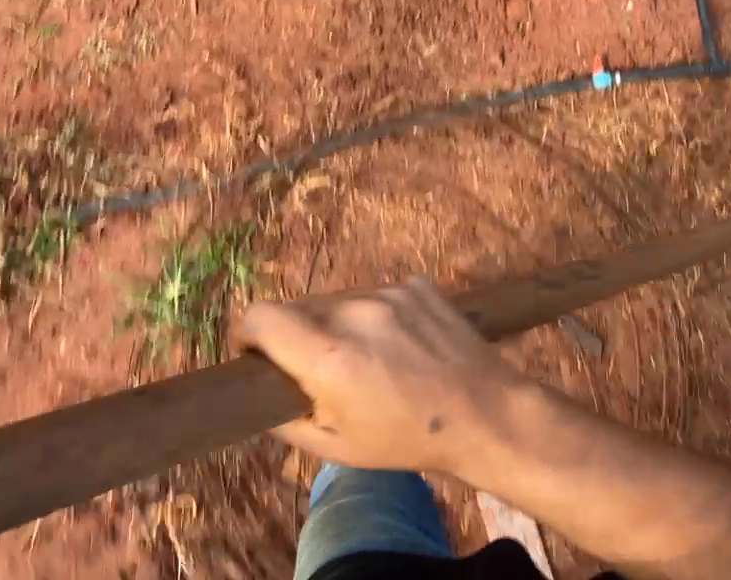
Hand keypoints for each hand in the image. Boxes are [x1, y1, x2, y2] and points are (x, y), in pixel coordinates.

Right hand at [236, 278, 531, 475]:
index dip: (247, 335)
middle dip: (294, 335)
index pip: (260, 316)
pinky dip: (373, 315)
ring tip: (366, 358)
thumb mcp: (334, 447)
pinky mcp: (415, 283)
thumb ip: (284, 416)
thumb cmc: (405, 439)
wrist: (483, 411)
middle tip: (317, 369)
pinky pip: (374, 294)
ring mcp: (389, 292)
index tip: (254, 355)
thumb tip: (259, 389)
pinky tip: (398, 343)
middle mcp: (355, 312)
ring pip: (337, 299)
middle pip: (297, 307)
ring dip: (335, 323)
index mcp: (330, 355)